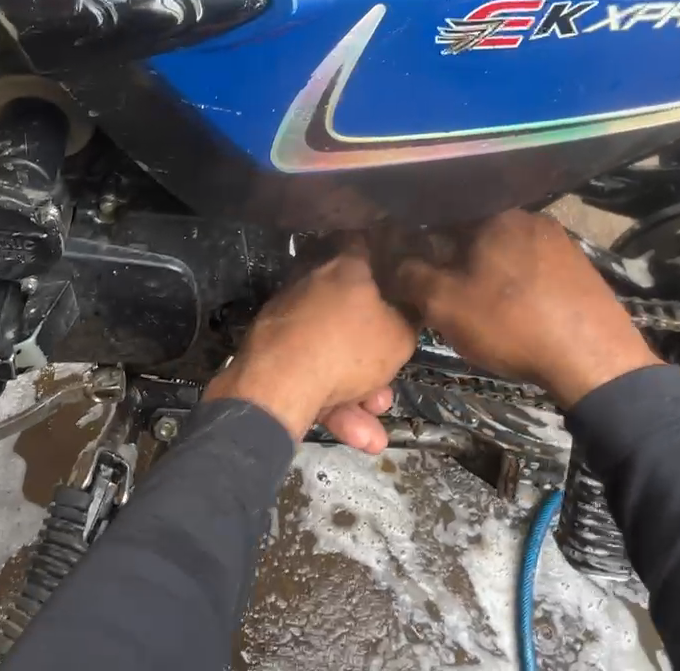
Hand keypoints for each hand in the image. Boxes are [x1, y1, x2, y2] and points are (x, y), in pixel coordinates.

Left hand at [206, 246, 416, 451]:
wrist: (279, 384)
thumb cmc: (348, 347)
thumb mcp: (399, 336)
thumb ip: (406, 318)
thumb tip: (405, 308)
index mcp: (344, 266)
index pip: (365, 244)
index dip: (384, 254)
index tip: (398, 272)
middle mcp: (312, 284)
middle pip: (353, 317)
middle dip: (374, 362)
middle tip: (386, 391)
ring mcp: (289, 318)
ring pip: (333, 355)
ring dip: (357, 395)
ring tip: (372, 429)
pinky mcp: (272, 351)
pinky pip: (312, 375)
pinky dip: (333, 404)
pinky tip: (357, 435)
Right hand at [395, 210, 660, 407]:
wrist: (596, 363)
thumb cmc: (511, 324)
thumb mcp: (444, 304)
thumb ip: (410, 276)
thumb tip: (393, 261)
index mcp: (494, 215)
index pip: (441, 215)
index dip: (419, 240)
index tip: (410, 265)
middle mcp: (528, 216)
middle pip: (474, 233)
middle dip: (454, 257)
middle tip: (441, 290)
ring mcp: (560, 242)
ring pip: (504, 250)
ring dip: (485, 271)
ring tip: (475, 304)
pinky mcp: (580, 269)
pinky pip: (532, 267)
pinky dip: (515, 283)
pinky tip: (511, 311)